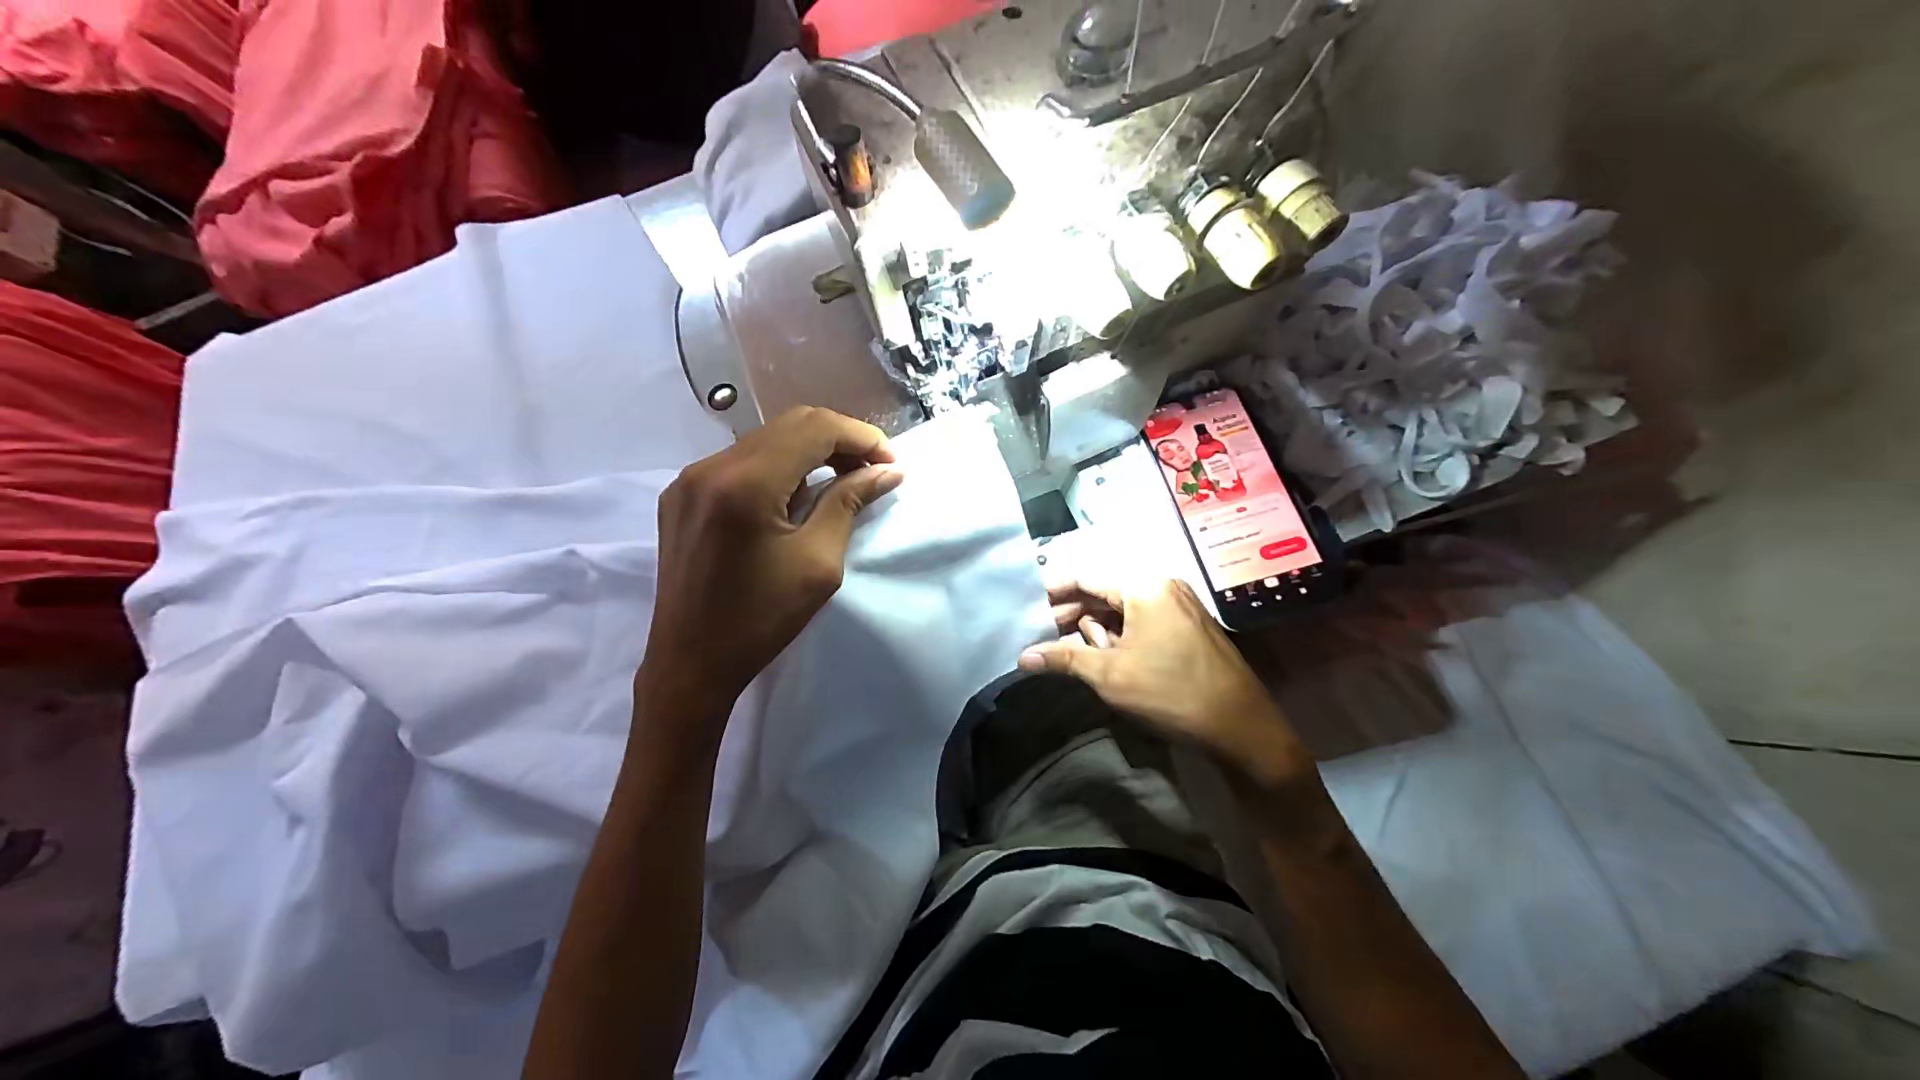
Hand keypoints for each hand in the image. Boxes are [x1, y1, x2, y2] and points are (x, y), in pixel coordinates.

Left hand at [641, 406, 903, 719]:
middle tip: (871, 471)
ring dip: (808, 452)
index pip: (814, 428)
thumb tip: (885, 471)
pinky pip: (740, 461)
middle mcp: (711, 467)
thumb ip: (848, 504)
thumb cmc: (761, 620)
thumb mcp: (818, 563)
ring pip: (764, 439)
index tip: (889, 463)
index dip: (859, 437)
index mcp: (745, 484)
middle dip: (838, 440)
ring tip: (840, 482)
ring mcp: (689, 478)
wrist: (690, 661)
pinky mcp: (682, 494)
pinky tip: (795, 496)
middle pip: (789, 425)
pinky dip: (777, 466)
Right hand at [1021, 579, 1315, 791]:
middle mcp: (1163, 586)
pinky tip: (1106, 656)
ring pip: (1122, 607)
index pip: (1086, 576)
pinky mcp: (1187, 625)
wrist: (1240, 726)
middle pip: (1104, 590)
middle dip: (1074, 613)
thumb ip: (1064, 658)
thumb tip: (1023, 656)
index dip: (1054, 592)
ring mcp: (1179, 605)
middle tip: (1044, 635)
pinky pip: (1142, 619)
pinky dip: (1120, 634)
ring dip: (1097, 628)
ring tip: (1076, 653)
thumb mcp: (1110, 676)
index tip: (1028, 607)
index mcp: (1145, 586)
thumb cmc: (1170, 693)